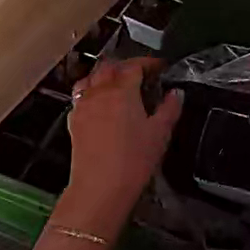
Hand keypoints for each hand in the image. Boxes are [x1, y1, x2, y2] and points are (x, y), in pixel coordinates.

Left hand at [63, 58, 182, 225]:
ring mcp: (82, 105)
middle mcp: (99, 92)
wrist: (100, 187)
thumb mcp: (160, 133)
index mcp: (122, 90)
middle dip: (127, 65)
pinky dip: (92, 91)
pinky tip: (102, 104)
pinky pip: (81, 96)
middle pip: (109, 67)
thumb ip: (170, 108)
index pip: (135, 66)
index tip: (161, 67)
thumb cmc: (134, 159)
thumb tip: (176, 93)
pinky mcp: (74, 120)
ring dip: (106, 75)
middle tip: (142, 73)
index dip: (149, 63)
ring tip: (119, 84)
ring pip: (91, 78)